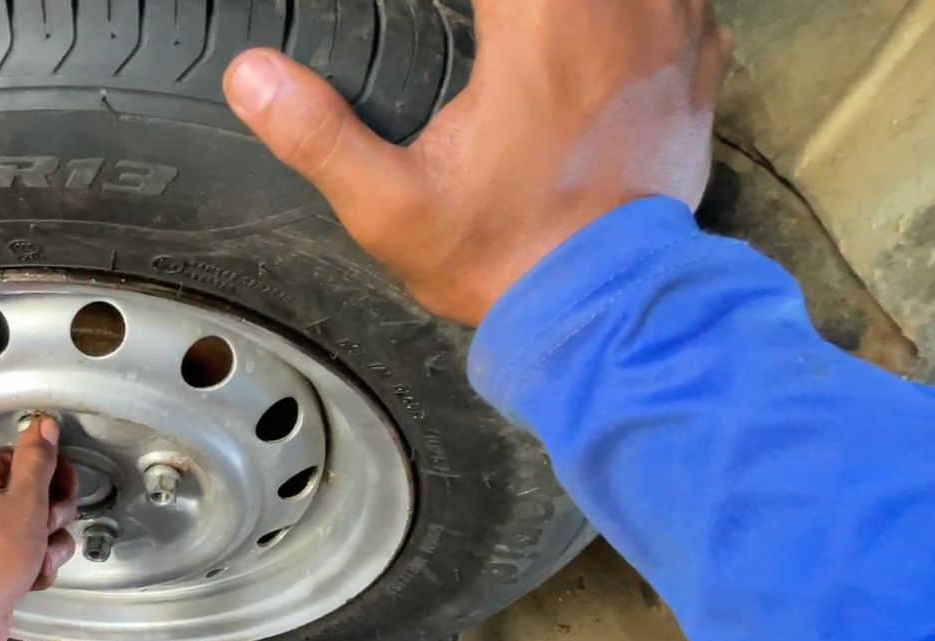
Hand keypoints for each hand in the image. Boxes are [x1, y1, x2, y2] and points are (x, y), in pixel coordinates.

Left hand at [0, 415, 79, 640]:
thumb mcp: (23, 501)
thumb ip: (38, 460)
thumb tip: (44, 421)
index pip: (32, 459)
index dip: (57, 479)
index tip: (64, 497)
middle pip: (39, 494)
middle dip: (54, 517)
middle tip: (45, 531)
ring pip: (39, 529)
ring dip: (49, 547)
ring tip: (37, 563)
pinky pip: (28, 556)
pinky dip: (36, 568)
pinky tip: (30, 581)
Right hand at [223, 0, 731, 324]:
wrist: (595, 303)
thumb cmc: (490, 253)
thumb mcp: (383, 205)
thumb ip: (317, 134)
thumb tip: (248, 75)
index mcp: (540, 23)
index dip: (435, 1)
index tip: (417, 18)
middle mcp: (621, 2)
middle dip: (496, 7)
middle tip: (464, 31)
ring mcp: (675, 21)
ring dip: (553, 6)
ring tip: (509, 38)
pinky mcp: (698, 55)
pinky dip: (617, 6)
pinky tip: (582, 38)